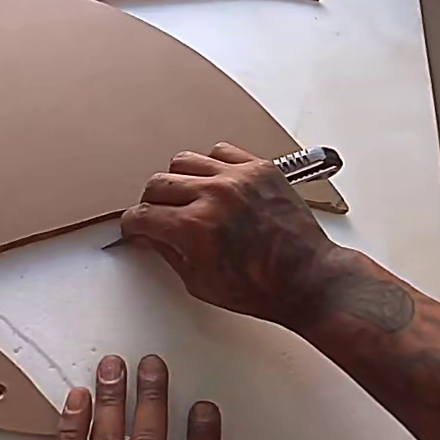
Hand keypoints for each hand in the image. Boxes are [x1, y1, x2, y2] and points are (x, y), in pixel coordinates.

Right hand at [119, 144, 346, 328]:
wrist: (307, 279)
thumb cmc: (260, 288)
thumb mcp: (199, 282)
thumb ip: (167, 252)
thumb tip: (149, 235)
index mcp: (194, 228)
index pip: (143, 215)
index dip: (132, 225)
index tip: (134, 227)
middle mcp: (213, 196)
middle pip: (157, 184)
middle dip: (150, 203)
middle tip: (158, 215)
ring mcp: (237, 178)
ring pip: (183, 161)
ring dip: (177, 181)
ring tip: (187, 197)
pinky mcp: (259, 168)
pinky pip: (219, 152)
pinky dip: (210, 165)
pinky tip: (214, 183)